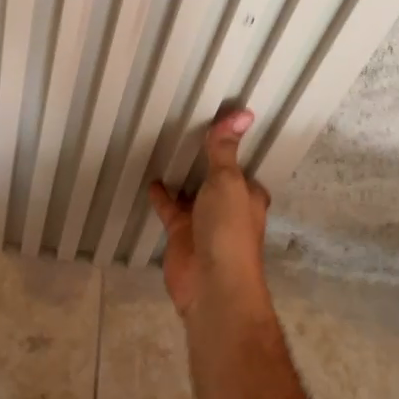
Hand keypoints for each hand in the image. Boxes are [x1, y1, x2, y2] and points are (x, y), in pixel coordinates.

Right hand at [147, 108, 272, 320]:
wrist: (212, 286)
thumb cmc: (228, 230)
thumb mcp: (227, 181)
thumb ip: (225, 149)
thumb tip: (243, 112)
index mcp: (248, 195)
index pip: (242, 167)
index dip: (233, 149)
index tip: (219, 126)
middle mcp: (228, 208)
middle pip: (216, 180)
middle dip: (205, 164)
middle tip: (187, 133)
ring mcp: (204, 223)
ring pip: (192, 194)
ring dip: (183, 179)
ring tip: (166, 149)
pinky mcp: (180, 235)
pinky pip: (169, 209)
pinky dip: (161, 196)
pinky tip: (151, 180)